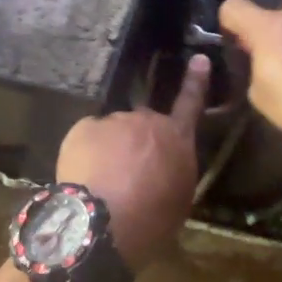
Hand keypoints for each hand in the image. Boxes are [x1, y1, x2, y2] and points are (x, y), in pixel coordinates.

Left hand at [55, 54, 209, 269]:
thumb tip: (166, 166)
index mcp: (177, 139)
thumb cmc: (151, 220)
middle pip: (143, 125)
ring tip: (102, 182)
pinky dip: (86, 153)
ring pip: (113, 132)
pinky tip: (84, 178)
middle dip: (137, 142)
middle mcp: (148, 120)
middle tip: (128, 175)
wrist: (103, 222)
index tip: (198, 59)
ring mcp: (115, 120)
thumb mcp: (179, 199)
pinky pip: (88, 138)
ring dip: (110, 149)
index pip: (190, 103)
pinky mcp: (85, 127)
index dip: (195, 81)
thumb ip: (175, 171)